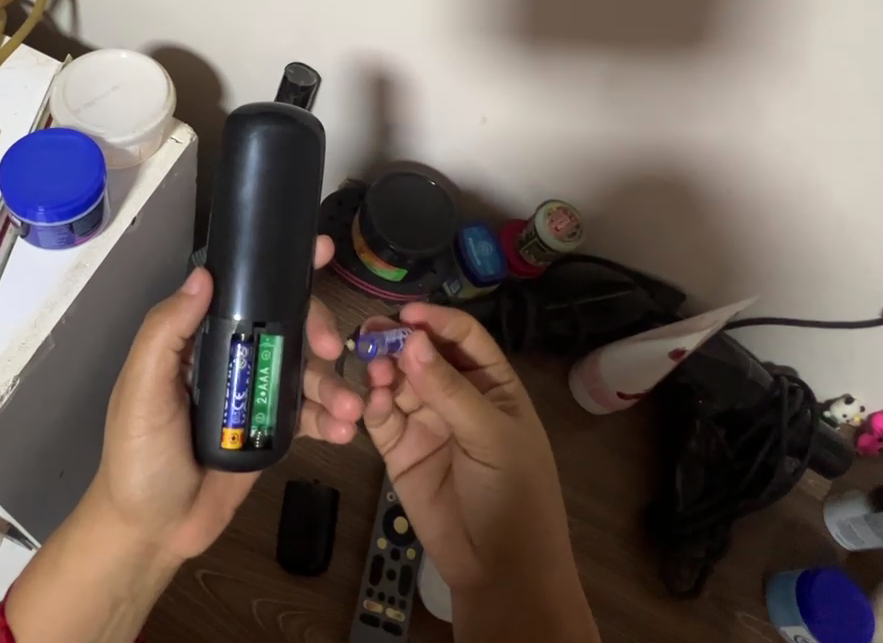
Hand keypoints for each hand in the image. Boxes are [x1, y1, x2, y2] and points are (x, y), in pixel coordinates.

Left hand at [90, 235, 358, 560]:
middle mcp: (236, 358)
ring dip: (336, 383)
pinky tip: (347, 430)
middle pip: (290, 327)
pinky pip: (311, 416)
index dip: (285, 272)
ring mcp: (258, 395)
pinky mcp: (274, 432)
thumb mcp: (141, 389)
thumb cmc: (139, 454)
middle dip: (319, 330)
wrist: (155, 531)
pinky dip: (333, 418)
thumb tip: (203, 277)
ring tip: (352, 408)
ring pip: (308, 372)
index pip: (247, 293)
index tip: (320, 252)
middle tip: (332, 349)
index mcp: (203, 339)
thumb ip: (166, 333)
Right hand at [362, 305, 596, 637]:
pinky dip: (372, 403)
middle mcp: (454, 394)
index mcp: (490, 383)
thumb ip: (449, 388)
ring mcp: (424, 419)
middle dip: (398, 340)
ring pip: (396, 379)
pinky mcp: (398, 447)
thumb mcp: (490, 435)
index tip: (407, 313)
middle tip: (369, 331)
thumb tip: (410, 339)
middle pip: (422, 354)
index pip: (463, 337)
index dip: (437, 321)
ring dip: (381, 368)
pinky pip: (380, 415)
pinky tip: (371, 399)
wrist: (499, 570)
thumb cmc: (513, 492)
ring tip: (369, 365)